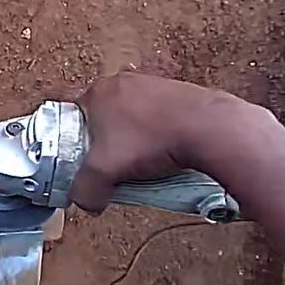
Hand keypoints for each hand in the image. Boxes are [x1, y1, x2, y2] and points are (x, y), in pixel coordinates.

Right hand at [70, 72, 277, 211]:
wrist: (209, 129)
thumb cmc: (150, 142)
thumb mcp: (104, 172)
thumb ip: (85, 190)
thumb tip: (86, 203)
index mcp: (97, 92)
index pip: (75, 120)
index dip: (80, 145)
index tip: (91, 164)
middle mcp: (122, 81)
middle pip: (105, 121)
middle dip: (110, 145)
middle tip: (118, 168)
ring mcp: (152, 83)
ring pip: (134, 119)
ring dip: (137, 141)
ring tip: (147, 164)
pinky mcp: (179, 91)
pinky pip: (159, 117)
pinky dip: (160, 135)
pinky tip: (169, 153)